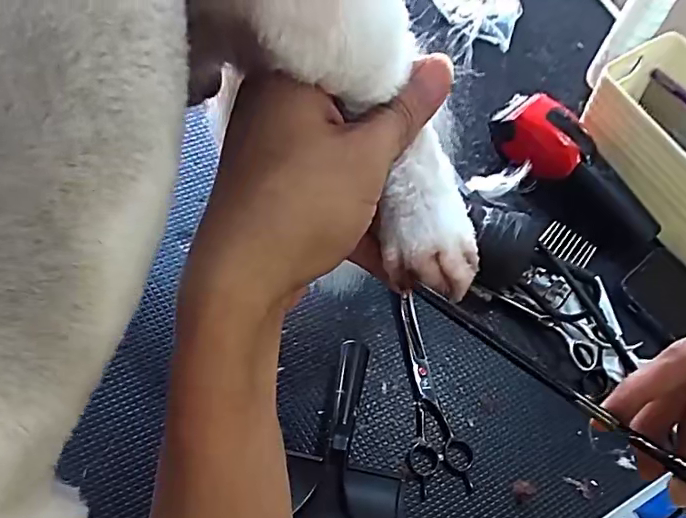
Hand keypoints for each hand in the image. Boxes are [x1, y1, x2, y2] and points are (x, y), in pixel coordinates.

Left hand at [181, 57, 453, 315]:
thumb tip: (437, 72)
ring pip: (342, 167)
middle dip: (389, 159)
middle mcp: (275, 111)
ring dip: (377, 199)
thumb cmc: (296, 212)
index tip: (420, 130)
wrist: (248, 277)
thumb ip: (405, 116)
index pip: (358, 72)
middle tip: (415, 180)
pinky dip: (355, 221)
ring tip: (404, 224)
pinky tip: (384, 252)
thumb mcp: (367, 158)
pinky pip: (328, 199)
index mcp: (291, 81)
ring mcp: (275, 157)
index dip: (398, 101)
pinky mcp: (280, 196)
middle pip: (352, 124)